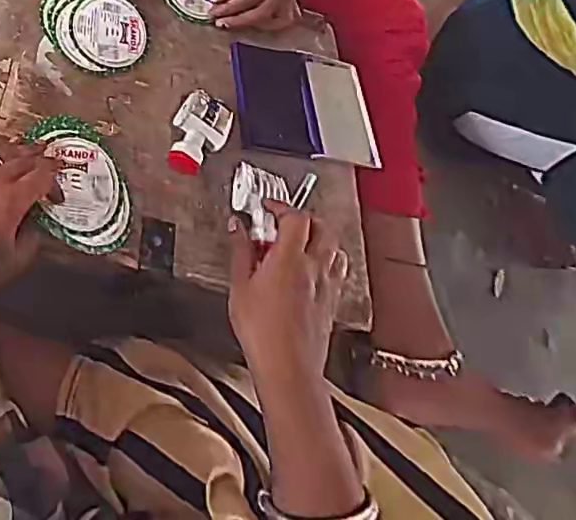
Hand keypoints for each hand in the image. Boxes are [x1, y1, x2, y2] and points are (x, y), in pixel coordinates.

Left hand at [0, 144, 60, 304]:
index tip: (58, 186)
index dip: (55, 178)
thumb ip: (33, 238)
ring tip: (27, 148)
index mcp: (12, 199)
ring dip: (18, 151)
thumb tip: (36, 225)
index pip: (41, 176)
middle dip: (41, 157)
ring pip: (1, 155)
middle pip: (23, 159)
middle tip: (51, 155)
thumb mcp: (16, 260)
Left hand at [212, 0, 298, 30]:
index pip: (245, 2)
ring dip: (253, 26)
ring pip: (272, 23)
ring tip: (234, 23)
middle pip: (258, 16)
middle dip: (236, 21)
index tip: (212, 13)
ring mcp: (289, 0)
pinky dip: (269, 25)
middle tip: (219, 22)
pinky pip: (282, 21)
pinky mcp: (291, 2)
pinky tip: (254, 24)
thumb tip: (218, 3)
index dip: (226, 9)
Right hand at [229, 201, 348, 382]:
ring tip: (299, 242)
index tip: (268, 207)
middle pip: (322, 226)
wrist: (289, 370)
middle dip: (303, 217)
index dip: (281, 206)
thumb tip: (238, 228)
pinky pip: (337, 270)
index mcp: (290, 258)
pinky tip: (309, 270)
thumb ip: (240, 251)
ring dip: (318, 237)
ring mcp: (327, 285)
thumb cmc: (263, 333)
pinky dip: (325, 260)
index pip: (296, 217)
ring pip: (334, 247)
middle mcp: (314, 268)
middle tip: (284, 220)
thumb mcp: (239, 286)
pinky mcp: (332, 303)